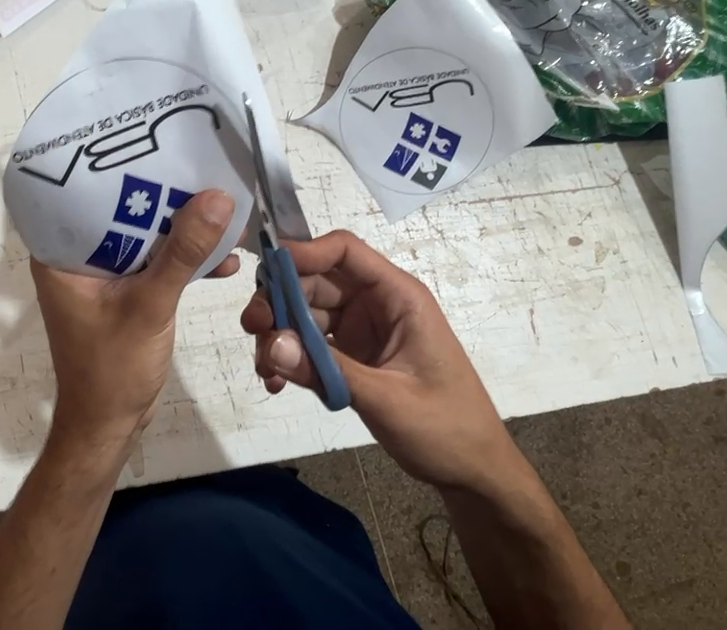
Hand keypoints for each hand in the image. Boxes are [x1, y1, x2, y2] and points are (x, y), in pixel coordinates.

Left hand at [31, 190, 238, 452]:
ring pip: (142, 235)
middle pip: (119, 209)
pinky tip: (224, 257)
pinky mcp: (124, 291)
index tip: (154, 138)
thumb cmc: (113, 368)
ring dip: (180, 229)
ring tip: (222, 207)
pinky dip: (183, 260)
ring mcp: (102, 275)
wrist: (110, 426)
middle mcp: (75, 256)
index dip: (117, 165)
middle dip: (160, 192)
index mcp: (59, 253)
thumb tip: (218, 197)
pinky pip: (154, 261)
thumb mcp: (150, 305)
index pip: (82, 192)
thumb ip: (182, 253)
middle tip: (199, 164)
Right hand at [240, 231, 515, 492]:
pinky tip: (276, 382)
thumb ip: (328, 370)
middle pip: (314, 282)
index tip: (265, 273)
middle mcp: (376, 304)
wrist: (473, 474)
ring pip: (305, 312)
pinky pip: (310, 344)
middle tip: (252, 330)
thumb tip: (272, 344)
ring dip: (279, 333)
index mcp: (399, 297)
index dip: (304, 252)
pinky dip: (289, 357)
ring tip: (264, 368)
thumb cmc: (447, 429)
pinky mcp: (351, 355)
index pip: (345, 251)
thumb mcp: (388, 399)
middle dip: (279, 300)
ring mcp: (361, 329)